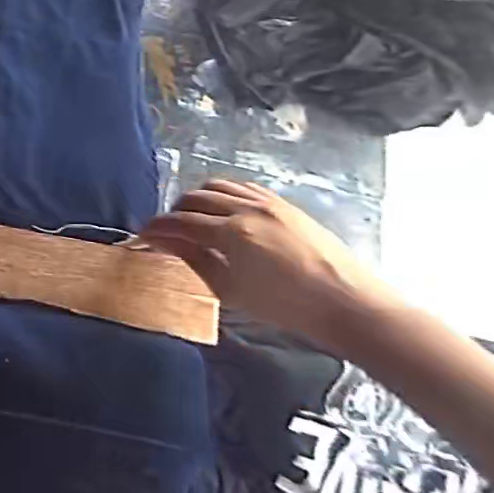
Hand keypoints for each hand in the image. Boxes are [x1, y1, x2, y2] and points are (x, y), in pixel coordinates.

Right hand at [137, 179, 404, 352]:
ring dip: (197, 199)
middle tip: (168, 232)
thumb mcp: (232, 289)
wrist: (350, 306)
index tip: (143, 236)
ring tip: (194, 218)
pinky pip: (244, 186)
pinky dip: (225, 194)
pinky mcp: (285, 204)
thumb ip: (195, 260)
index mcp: (231, 233)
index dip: (156, 229)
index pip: (179, 223)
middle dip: (173, 213)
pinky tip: (224, 211)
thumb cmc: (287, 307)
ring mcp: (268, 203)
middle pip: (193, 198)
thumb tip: (166, 242)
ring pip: (217, 186)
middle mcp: (246, 209)